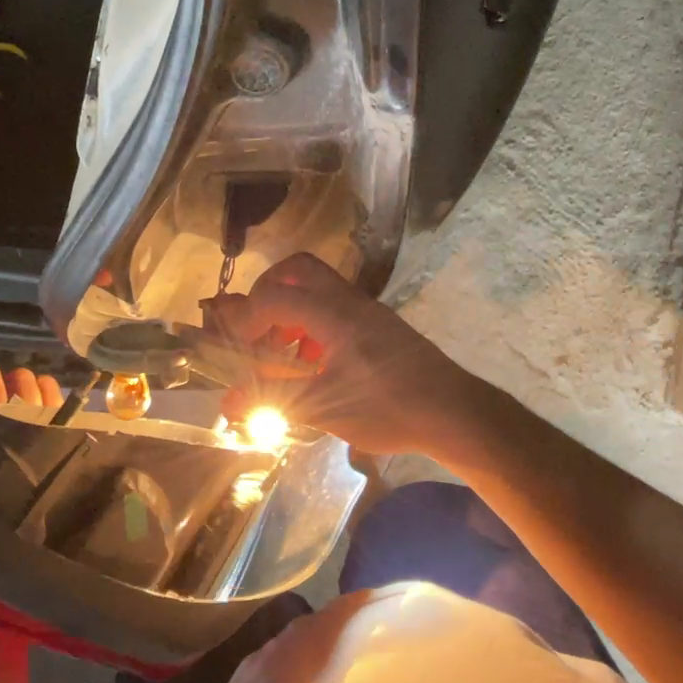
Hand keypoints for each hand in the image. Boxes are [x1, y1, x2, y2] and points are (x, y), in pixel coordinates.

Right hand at [197, 253, 493, 455]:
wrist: (454, 413)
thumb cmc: (388, 408)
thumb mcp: (325, 409)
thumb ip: (274, 400)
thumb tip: (229, 405)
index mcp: (334, 315)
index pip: (275, 297)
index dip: (245, 318)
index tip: (234, 350)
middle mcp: (348, 302)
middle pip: (297, 269)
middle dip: (266, 292)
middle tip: (254, 327)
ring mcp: (365, 311)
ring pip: (316, 287)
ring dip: (289, 310)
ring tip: (278, 352)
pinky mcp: (377, 326)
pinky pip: (333, 308)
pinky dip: (310, 325)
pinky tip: (310, 364)